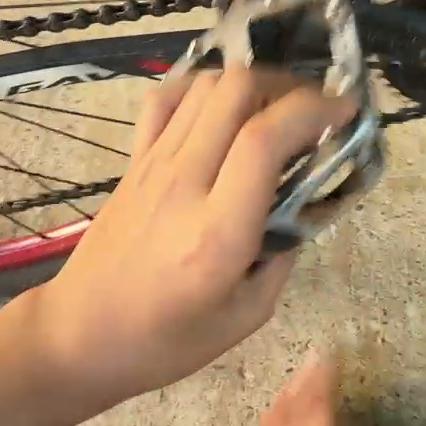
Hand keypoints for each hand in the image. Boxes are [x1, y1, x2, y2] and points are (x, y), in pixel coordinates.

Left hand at [27, 67, 357, 402]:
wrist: (78, 337)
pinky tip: (223, 108)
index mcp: (218, 231)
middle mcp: (184, 182)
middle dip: (290, 87)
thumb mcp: (247, 317)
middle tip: (314, 112)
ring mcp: (153, 163)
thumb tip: (302, 204)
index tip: (347, 111)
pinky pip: (166, 98)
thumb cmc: (165, 341)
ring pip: (207, 85)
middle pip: (237, 91)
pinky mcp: (134, 159)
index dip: (314, 110)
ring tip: (277, 110)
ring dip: (253, 83)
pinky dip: (203, 87)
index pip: (265, 139)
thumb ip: (284, 255)